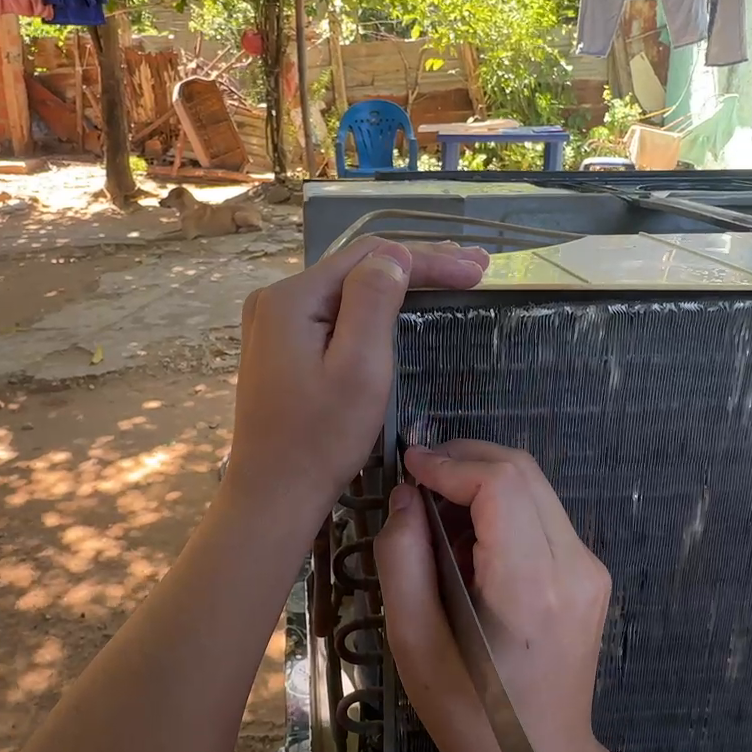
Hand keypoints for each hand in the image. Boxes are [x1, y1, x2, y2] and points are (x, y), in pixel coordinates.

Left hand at [224, 239, 487, 521]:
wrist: (273, 494)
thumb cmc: (320, 439)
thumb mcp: (358, 368)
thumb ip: (373, 302)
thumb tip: (394, 257)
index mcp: (291, 297)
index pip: (371, 256)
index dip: (428, 259)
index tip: (478, 270)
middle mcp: (276, 298)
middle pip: (357, 266)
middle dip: (418, 266)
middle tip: (475, 269)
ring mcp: (273, 321)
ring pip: (347, 287)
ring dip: (398, 282)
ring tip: (449, 277)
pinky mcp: (279, 344)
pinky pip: (333, 311)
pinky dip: (372, 306)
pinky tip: (401, 303)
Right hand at [375, 440, 613, 751]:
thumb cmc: (468, 713)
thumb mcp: (412, 640)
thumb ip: (402, 557)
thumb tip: (407, 497)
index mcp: (532, 585)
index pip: (501, 484)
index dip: (450, 462)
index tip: (408, 466)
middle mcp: (574, 565)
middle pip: (522, 472)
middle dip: (465, 458)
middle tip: (417, 475)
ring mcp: (589, 568)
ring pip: (534, 486)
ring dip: (481, 478)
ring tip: (435, 505)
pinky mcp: (588, 574)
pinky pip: (541, 512)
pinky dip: (500, 503)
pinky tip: (467, 533)